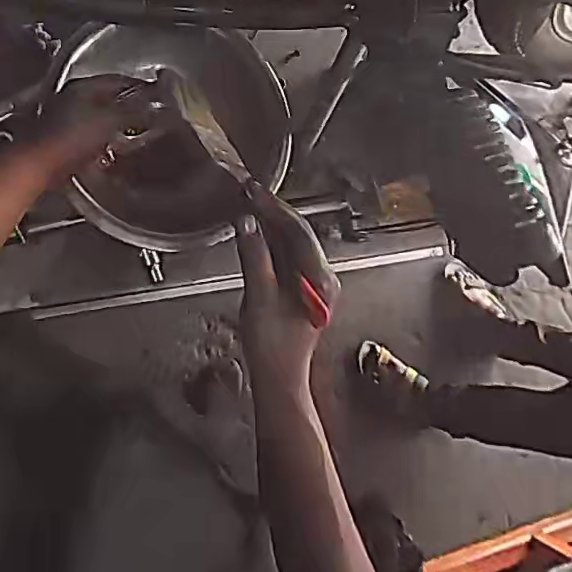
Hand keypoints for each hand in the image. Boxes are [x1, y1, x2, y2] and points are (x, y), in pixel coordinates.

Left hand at [38, 74, 158, 172]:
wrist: (38, 167)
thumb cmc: (72, 139)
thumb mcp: (110, 121)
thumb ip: (135, 111)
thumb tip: (156, 106)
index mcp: (82, 87)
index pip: (118, 80)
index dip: (140, 87)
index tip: (158, 96)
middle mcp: (71, 98)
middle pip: (108, 98)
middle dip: (129, 107)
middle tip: (150, 116)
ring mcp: (64, 118)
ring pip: (99, 117)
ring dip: (116, 125)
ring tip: (135, 134)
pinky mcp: (61, 139)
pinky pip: (90, 135)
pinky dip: (104, 139)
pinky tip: (113, 149)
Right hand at [235, 183, 340, 398]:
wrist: (280, 380)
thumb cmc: (271, 347)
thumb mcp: (258, 300)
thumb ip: (254, 259)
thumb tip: (247, 224)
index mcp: (320, 280)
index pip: (297, 232)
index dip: (273, 208)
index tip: (253, 191)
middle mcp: (324, 277)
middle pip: (299, 234)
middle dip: (273, 211)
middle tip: (249, 191)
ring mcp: (316, 282)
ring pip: (294, 242)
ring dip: (272, 223)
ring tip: (250, 203)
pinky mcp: (305, 288)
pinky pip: (290, 255)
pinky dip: (273, 240)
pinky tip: (258, 229)